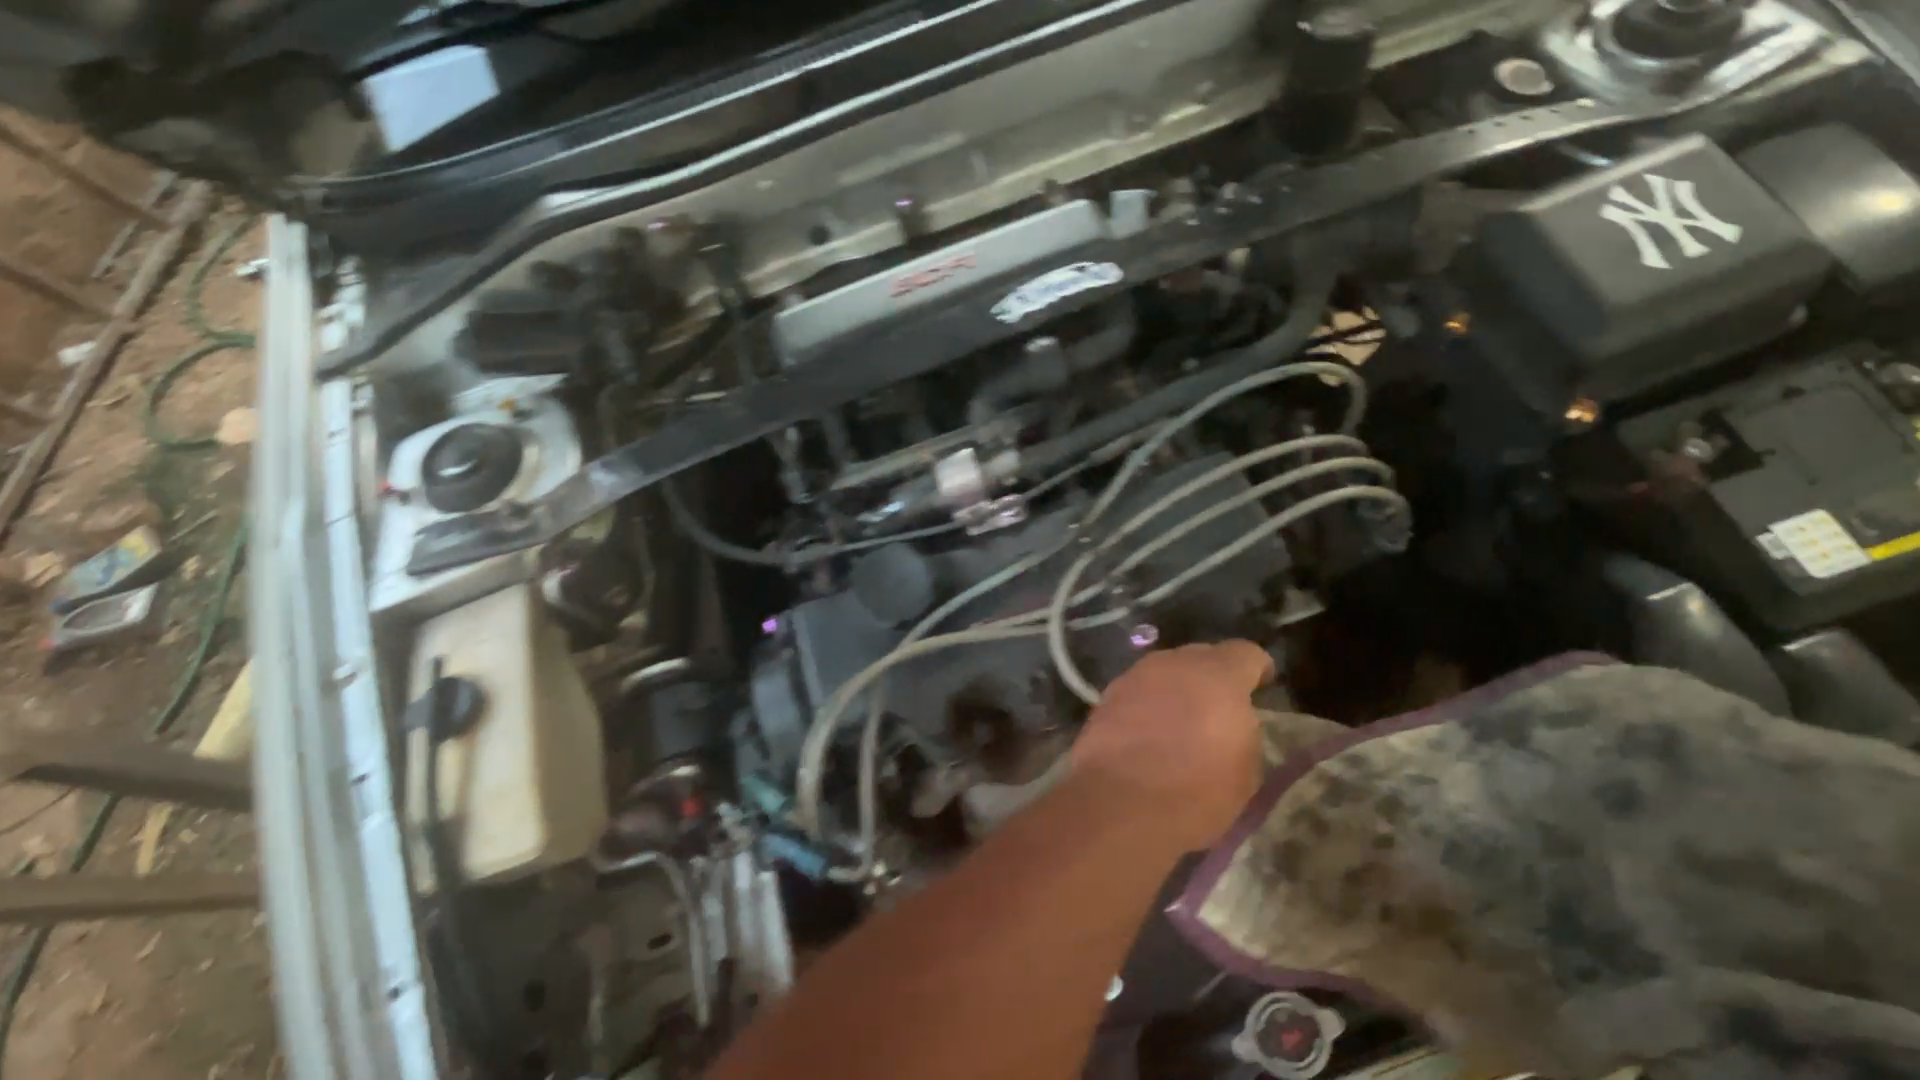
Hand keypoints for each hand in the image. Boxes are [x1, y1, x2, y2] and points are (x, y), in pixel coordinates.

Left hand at [1069, 641, 1272, 851]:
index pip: (1247, 653)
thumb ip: (1245, 733)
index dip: (1258, 669)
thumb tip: (1234, 722)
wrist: (1118, 806)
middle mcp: (1174, 664)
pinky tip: (1149, 734)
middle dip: (1214, 677)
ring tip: (1181, 722)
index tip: (1262, 687)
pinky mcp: (1105, 698)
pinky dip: (1148, 706)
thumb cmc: (1195, 793)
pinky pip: (1138, 693)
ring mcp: (1134, 677)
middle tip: (1220, 708)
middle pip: (1202, 657)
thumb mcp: (1246, 772)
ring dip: (1177, 690)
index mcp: (1218, 676)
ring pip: (1165, 673)